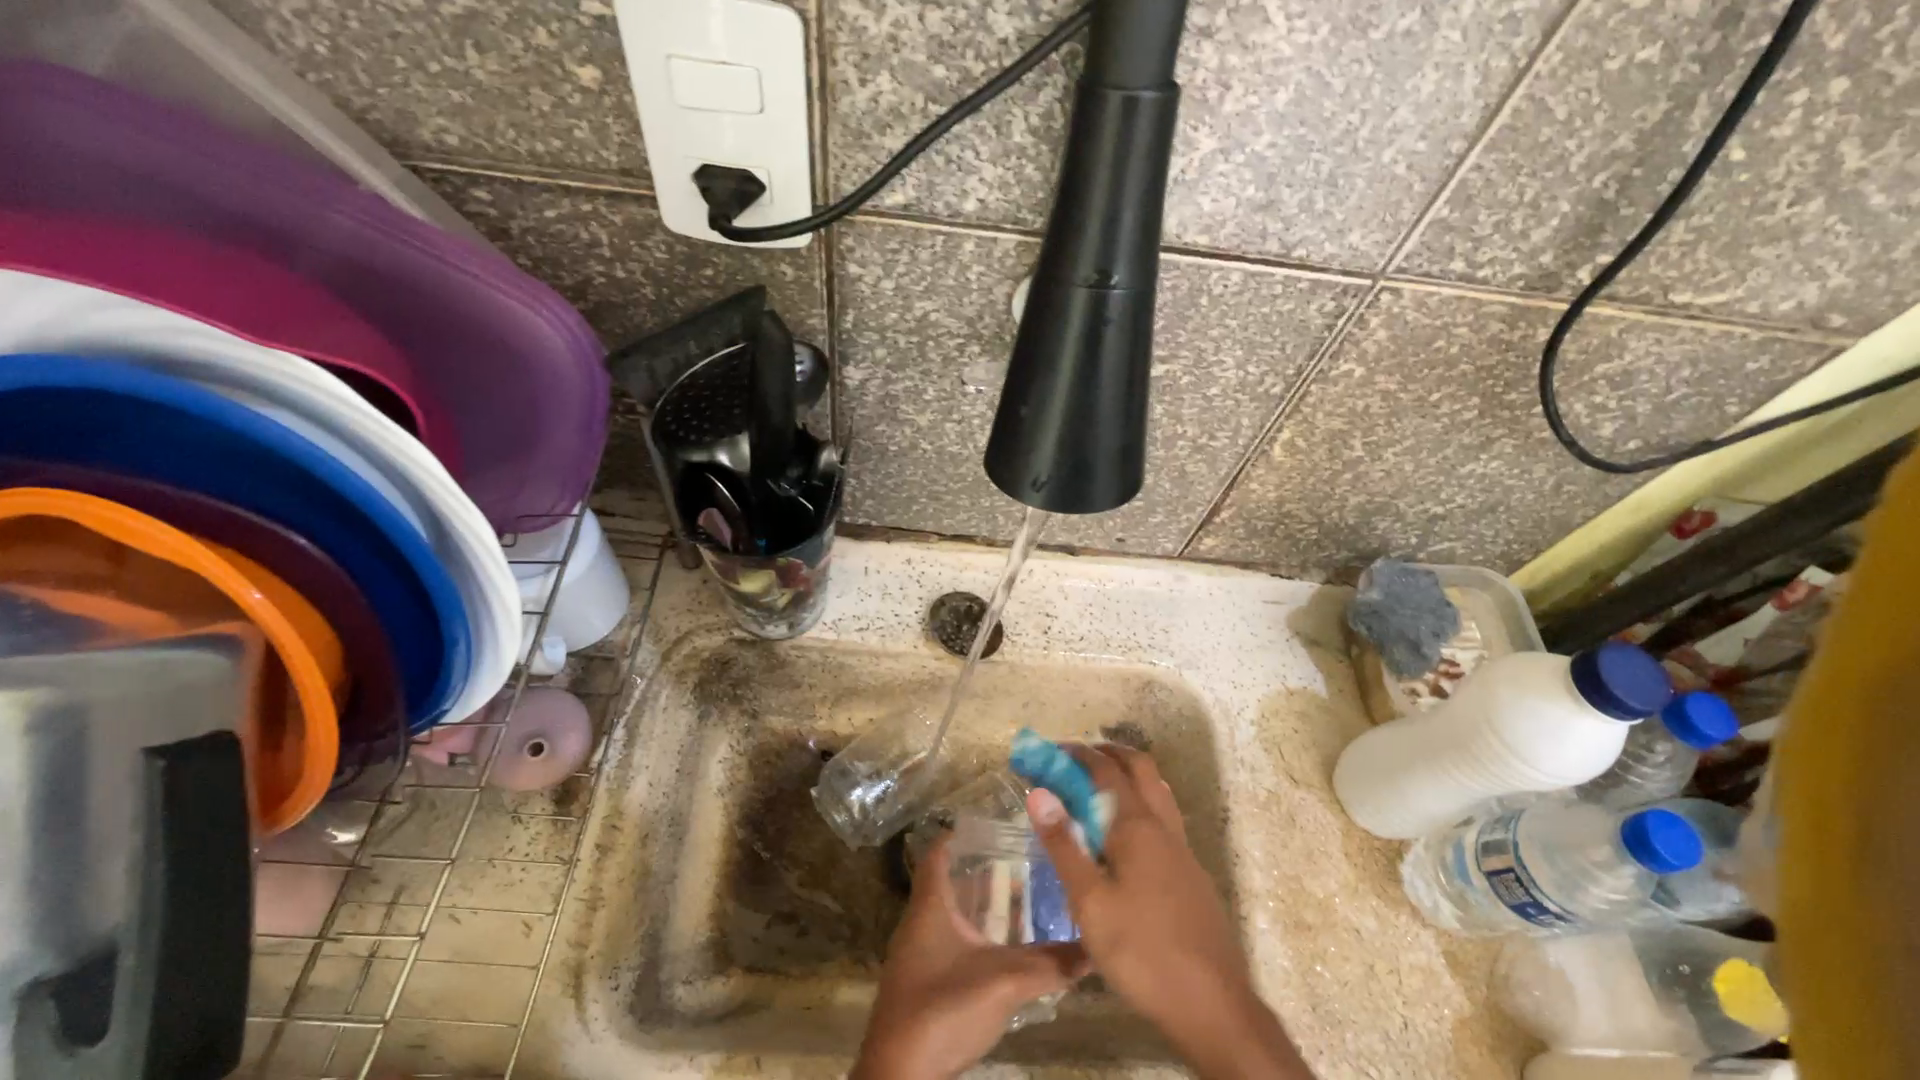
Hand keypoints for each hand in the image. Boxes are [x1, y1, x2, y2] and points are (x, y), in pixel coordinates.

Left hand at [852, 838, 1089, 1079]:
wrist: (902, 1075)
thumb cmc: (943, 1008)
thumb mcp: (1005, 982)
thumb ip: (1051, 965)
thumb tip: (1096, 948)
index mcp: (930, 907)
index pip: (938, 853)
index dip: (962, 833)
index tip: (996, 823)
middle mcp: (919, 924)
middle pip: (951, 884)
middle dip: (986, 872)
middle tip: (1027, 862)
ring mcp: (918, 957)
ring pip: (953, 918)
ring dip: (985, 909)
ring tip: (1026, 902)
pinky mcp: (924, 986)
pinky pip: (953, 947)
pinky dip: (979, 940)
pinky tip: (1008, 951)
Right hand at [1029, 745, 1312, 1079]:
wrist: (1212, 1004)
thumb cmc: (1142, 951)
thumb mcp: (1089, 902)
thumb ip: (1064, 845)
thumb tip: (1039, 792)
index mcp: (1138, 827)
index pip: (1104, 770)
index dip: (1073, 755)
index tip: (1044, 752)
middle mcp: (1164, 828)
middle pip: (1140, 769)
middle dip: (1106, 754)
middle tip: (1071, 762)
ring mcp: (1183, 852)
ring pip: (1157, 793)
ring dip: (1126, 778)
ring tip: (1091, 793)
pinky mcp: (1191, 877)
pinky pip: (1162, 821)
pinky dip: (1137, 808)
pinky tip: (1120, 842)